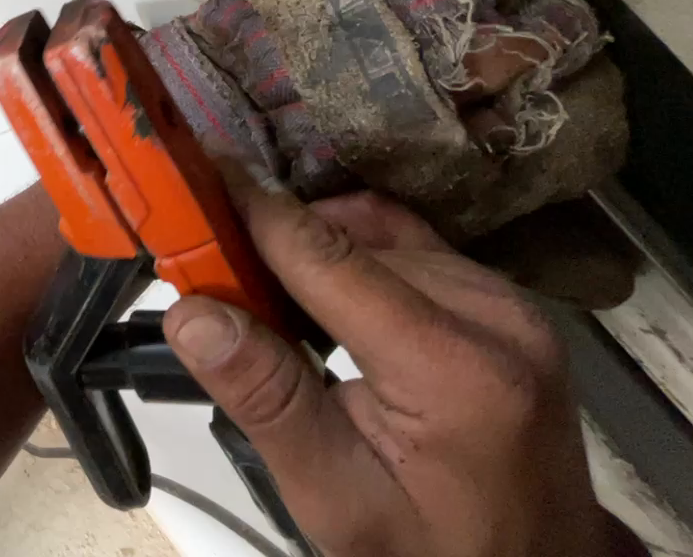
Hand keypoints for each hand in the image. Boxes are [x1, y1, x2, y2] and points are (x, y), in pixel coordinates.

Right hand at [164, 162, 636, 555]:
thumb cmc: (426, 546)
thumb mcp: (333, 495)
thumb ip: (266, 399)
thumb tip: (190, 315)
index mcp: (457, 367)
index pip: (325, 255)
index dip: (250, 208)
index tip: (190, 173)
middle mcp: (492, 312)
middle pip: (344, 240)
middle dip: (266, 240)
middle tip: (205, 264)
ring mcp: (502, 297)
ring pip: (367, 232)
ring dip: (302, 244)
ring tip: (256, 285)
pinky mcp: (498, 294)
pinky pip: (398, 238)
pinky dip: (342, 243)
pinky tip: (312, 281)